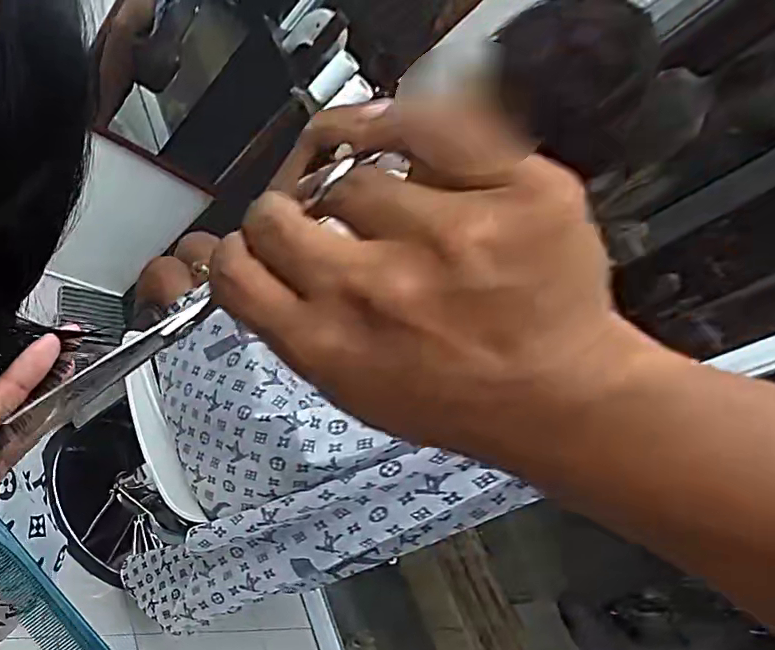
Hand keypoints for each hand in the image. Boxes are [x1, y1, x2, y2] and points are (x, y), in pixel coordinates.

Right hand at [211, 100, 664, 458]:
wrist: (547, 396)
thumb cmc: (438, 400)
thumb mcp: (341, 387)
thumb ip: (290, 330)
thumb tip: (252, 269)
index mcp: (323, 342)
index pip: (235, 271)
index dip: (228, 252)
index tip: (244, 248)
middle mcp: (370, 289)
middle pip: (274, 214)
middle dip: (277, 216)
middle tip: (302, 223)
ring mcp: (443, 235)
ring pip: (349, 176)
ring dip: (352, 193)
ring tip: (377, 214)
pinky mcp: (510, 191)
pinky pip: (430, 125)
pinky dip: (398, 125)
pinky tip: (386, 135)